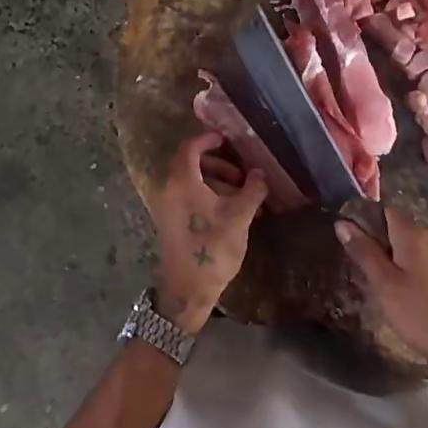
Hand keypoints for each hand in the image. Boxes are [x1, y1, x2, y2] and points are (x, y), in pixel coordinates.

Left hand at [147, 131, 268, 333]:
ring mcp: (167, 206)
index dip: (207, 139)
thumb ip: (252, 190)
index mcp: (181, 181)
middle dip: (218, 165)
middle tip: (241, 176)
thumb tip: (260, 173)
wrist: (187, 289)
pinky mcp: (170, 221)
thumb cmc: (212, 248)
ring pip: (190, 182)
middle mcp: (169, 189)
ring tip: (241, 197)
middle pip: (190, 164)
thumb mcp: (239, 217)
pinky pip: (187, 197)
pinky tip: (229, 212)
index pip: (190, 148)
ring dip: (215, 182)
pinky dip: (206, 195)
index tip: (225, 138)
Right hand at [335, 207, 427, 382]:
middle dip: (377, 246)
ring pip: (407, 246)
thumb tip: (342, 223)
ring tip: (386, 290)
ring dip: (393, 261)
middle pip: (394, 228)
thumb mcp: (386, 285)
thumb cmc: (426, 315)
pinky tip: (408, 296)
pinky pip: (421, 258)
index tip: (352, 246)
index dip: (363, 222)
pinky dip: (409, 270)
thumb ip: (363, 252)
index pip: (381, 210)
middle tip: (367, 276)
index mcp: (413, 233)